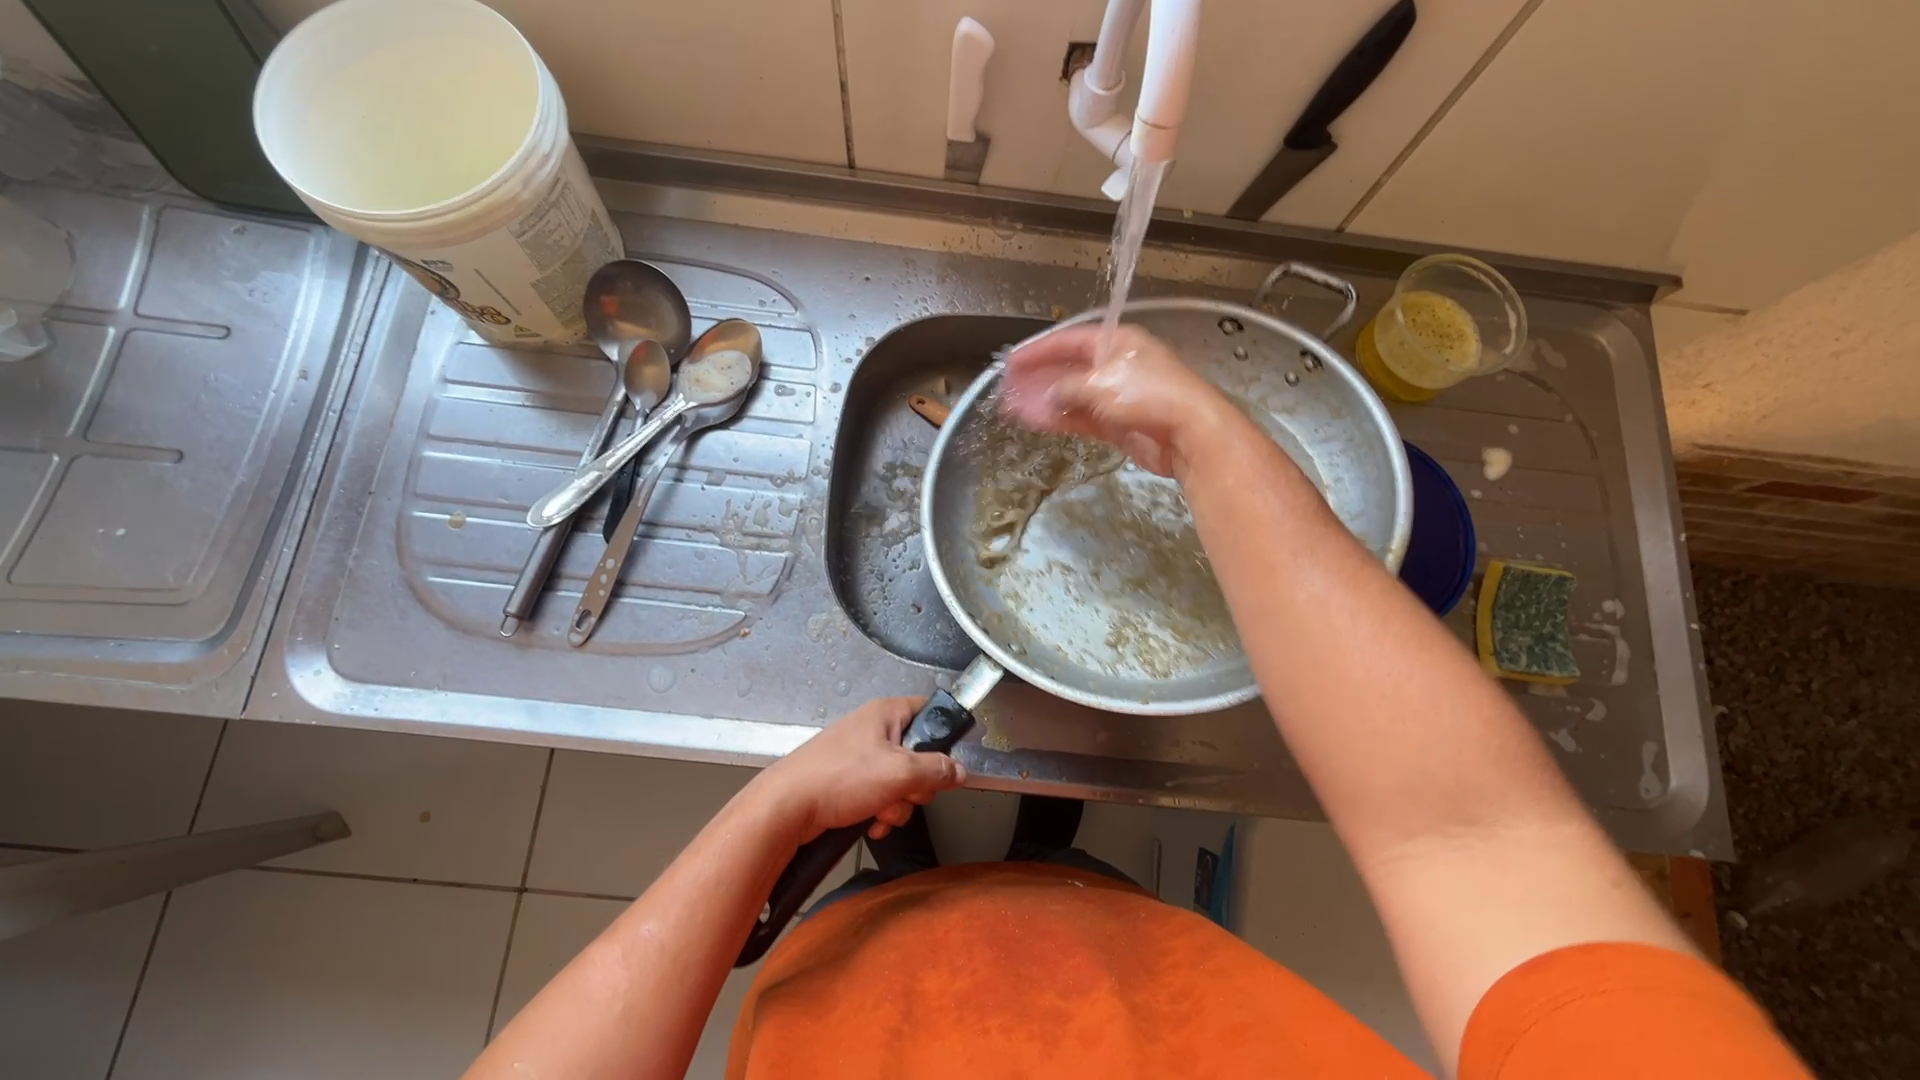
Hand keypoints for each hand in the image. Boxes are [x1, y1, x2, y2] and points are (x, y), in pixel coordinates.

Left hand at [761, 697, 967, 842]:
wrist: (787, 809)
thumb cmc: (838, 779)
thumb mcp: (900, 773)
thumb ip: (937, 770)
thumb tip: (959, 771)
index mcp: (886, 713)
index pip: (929, 711)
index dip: (943, 735)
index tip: (947, 759)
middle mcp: (873, 731)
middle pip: (918, 756)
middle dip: (916, 784)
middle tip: (903, 791)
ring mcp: (859, 757)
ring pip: (900, 783)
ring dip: (897, 805)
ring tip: (879, 811)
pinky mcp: (848, 783)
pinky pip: (880, 797)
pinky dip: (879, 813)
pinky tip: (870, 822)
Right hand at [999, 324, 1233, 476]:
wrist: (1191, 433)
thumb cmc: (1149, 395)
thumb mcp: (1101, 383)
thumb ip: (1066, 388)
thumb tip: (1044, 397)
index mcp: (1116, 342)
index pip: (1068, 340)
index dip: (1038, 350)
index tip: (1010, 363)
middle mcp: (1116, 365)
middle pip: (1068, 368)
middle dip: (1037, 378)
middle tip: (1007, 389)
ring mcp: (1117, 396)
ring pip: (1072, 396)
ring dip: (1044, 402)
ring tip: (1014, 410)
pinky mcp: (1118, 425)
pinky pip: (1081, 419)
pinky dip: (1060, 420)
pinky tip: (1037, 423)